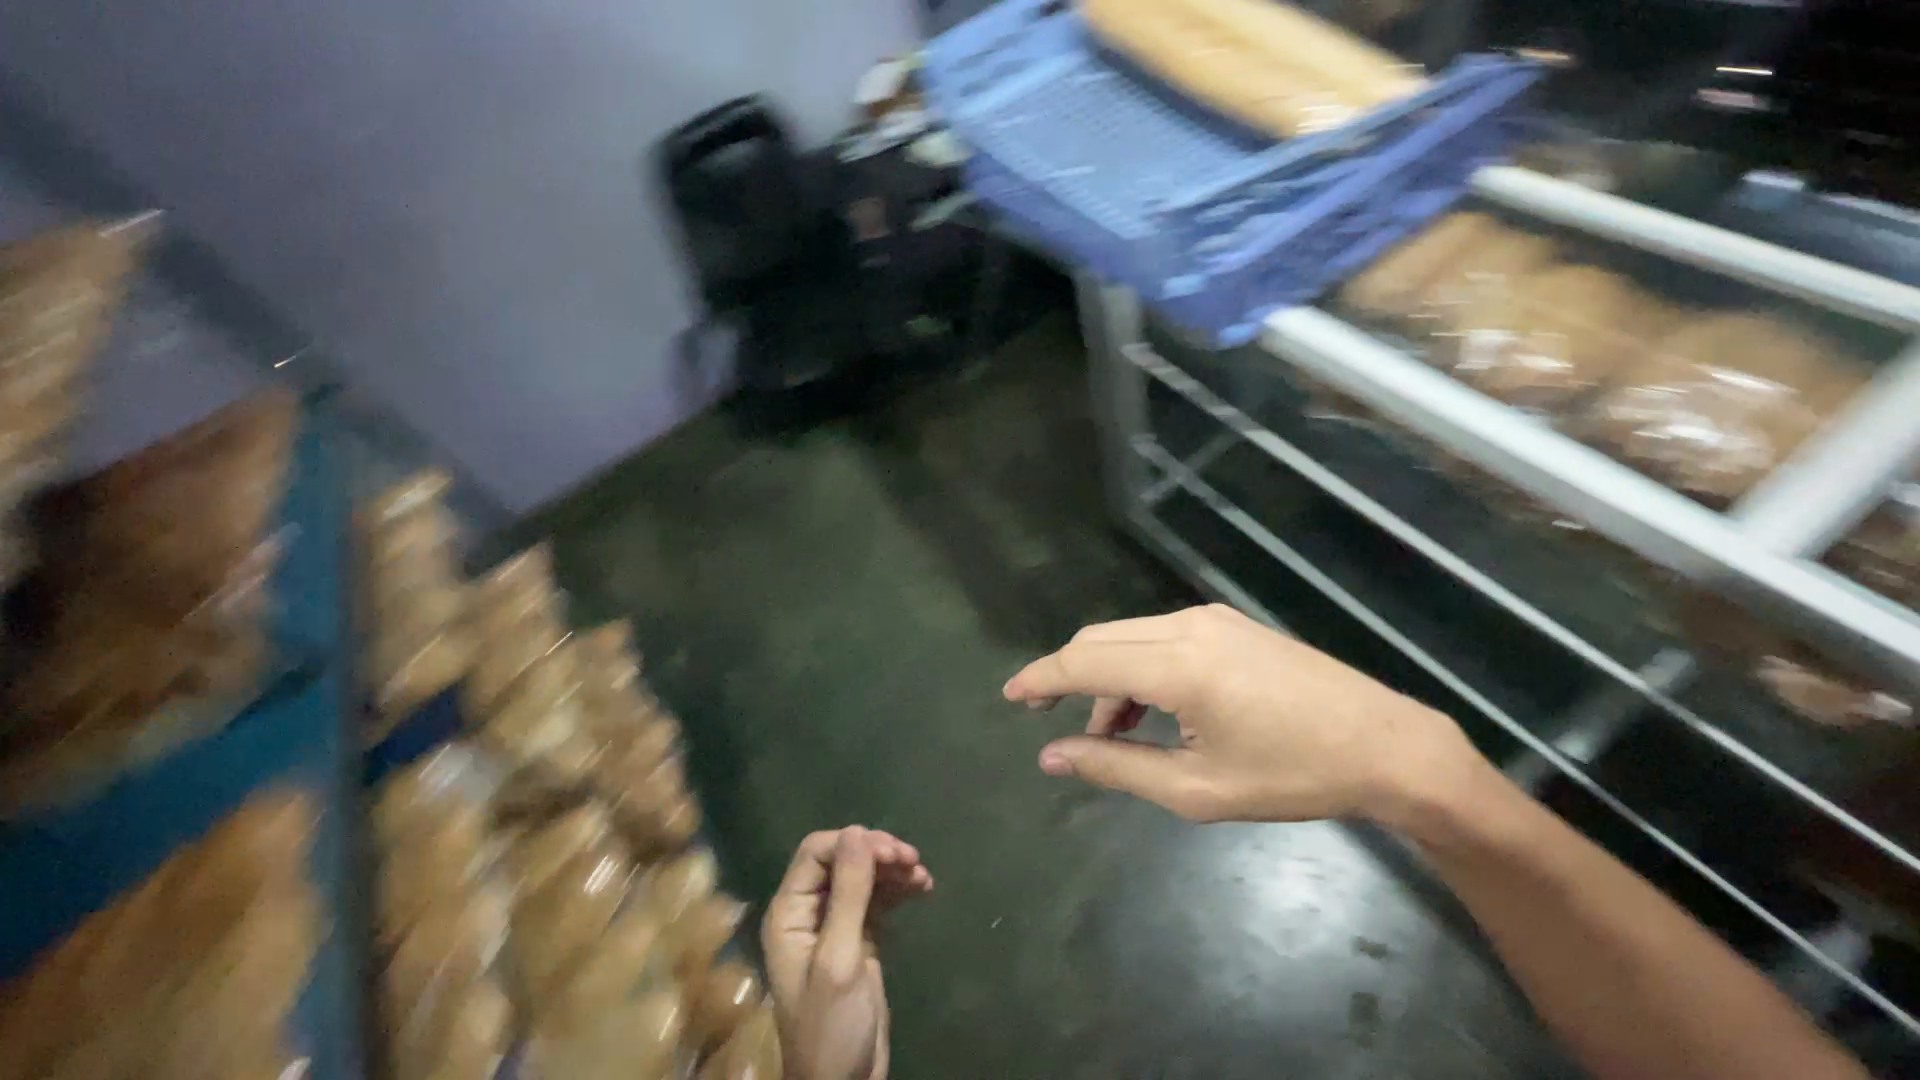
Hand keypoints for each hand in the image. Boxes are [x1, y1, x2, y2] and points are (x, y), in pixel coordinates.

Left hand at [761, 827, 932, 1079]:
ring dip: (892, 870)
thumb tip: (857, 831)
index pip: (816, 852)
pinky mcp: (858, 940)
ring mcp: (833, 926)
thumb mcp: (839, 959)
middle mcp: (808, 913)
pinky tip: (922, 889)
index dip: (854, 844)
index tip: (892, 854)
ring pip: (862, 876)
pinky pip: (877, 900)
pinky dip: (898, 890)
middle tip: (913, 861)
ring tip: (923, 877)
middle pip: (842, 859)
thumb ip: (848, 895)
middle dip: (877, 853)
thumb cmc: (831, 1026)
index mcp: (789, 913)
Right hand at [1002, 604, 1482, 827]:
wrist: (1386, 746)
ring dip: (1104, 678)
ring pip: (1127, 637)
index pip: (1083, 662)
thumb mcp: (1196, 788)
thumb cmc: (1292, 776)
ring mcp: (1211, 619)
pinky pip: (1158, 637)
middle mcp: (1186, 627)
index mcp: (1177, 666)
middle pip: (1098, 640)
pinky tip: (1150, 710)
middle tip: (1047, 720)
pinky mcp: (1229, 624)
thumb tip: (1052, 757)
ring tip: (1111, 735)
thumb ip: (1115, 767)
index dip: (1039, 679)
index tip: (1009, 697)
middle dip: (1065, 677)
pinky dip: (1136, 668)